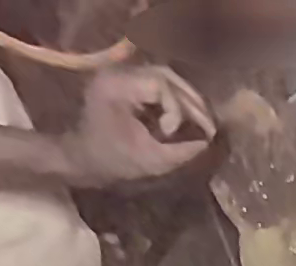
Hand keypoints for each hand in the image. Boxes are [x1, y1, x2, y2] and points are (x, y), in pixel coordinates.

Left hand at [61, 66, 215, 185]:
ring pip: (166, 77)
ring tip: (203, 121)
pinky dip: (178, 100)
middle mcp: (119, 73)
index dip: (177, 110)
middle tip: (208, 125)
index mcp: (118, 87)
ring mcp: (123, 76)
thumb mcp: (154, 160)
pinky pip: (160, 85)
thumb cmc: (117, 160)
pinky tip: (189, 117)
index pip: (161, 86)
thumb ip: (184, 150)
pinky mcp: (128, 84)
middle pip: (166, 75)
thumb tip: (208, 142)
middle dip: (191, 101)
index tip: (173, 134)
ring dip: (188, 99)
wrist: (87, 156)